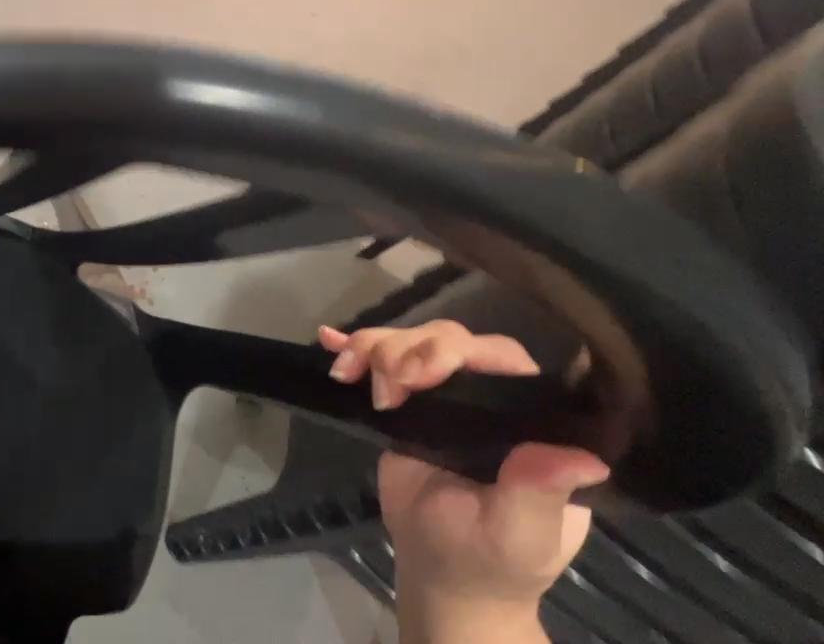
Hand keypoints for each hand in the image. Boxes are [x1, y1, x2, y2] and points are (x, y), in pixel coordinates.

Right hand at [319, 322, 607, 642]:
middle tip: (387, 387)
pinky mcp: (402, 405)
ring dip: (373, 348)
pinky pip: (377, 363)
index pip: (503, 360)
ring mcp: (442, 397)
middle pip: (447, 339)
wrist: (441, 573)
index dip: (458, 351)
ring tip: (350, 376)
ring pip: (407, 341)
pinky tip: (329, 339)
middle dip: (405, 348)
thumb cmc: (492, 559)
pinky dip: (351, 346)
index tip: (420, 374)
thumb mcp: (520, 534)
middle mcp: (489, 398)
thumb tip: (584, 458)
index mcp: (530, 423)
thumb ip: (540, 492)